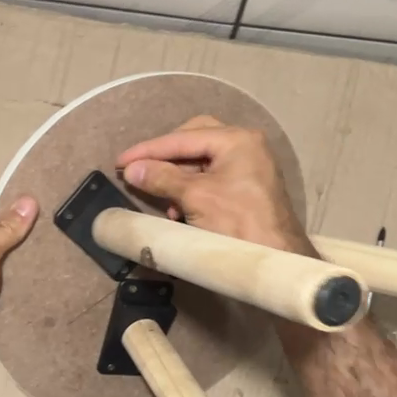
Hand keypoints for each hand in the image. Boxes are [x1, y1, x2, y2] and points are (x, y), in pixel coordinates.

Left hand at [0, 192, 37, 348]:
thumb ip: (6, 228)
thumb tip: (29, 201)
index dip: (17, 198)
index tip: (44, 196)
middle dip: (23, 219)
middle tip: (52, 216)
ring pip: (4, 239)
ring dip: (23, 239)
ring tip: (52, 233)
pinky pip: (5, 256)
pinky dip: (18, 256)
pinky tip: (38, 254)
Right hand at [116, 115, 313, 255]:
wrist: (275, 258)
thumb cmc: (237, 223)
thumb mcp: (195, 198)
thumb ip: (161, 178)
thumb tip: (131, 169)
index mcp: (237, 140)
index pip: (184, 138)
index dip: (148, 150)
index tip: (120, 162)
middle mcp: (245, 146)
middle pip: (194, 141)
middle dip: (166, 157)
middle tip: (142, 169)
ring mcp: (248, 167)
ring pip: (201, 162)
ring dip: (176, 178)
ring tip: (162, 200)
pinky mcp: (245, 189)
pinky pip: (210, 180)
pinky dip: (190, 191)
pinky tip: (179, 210)